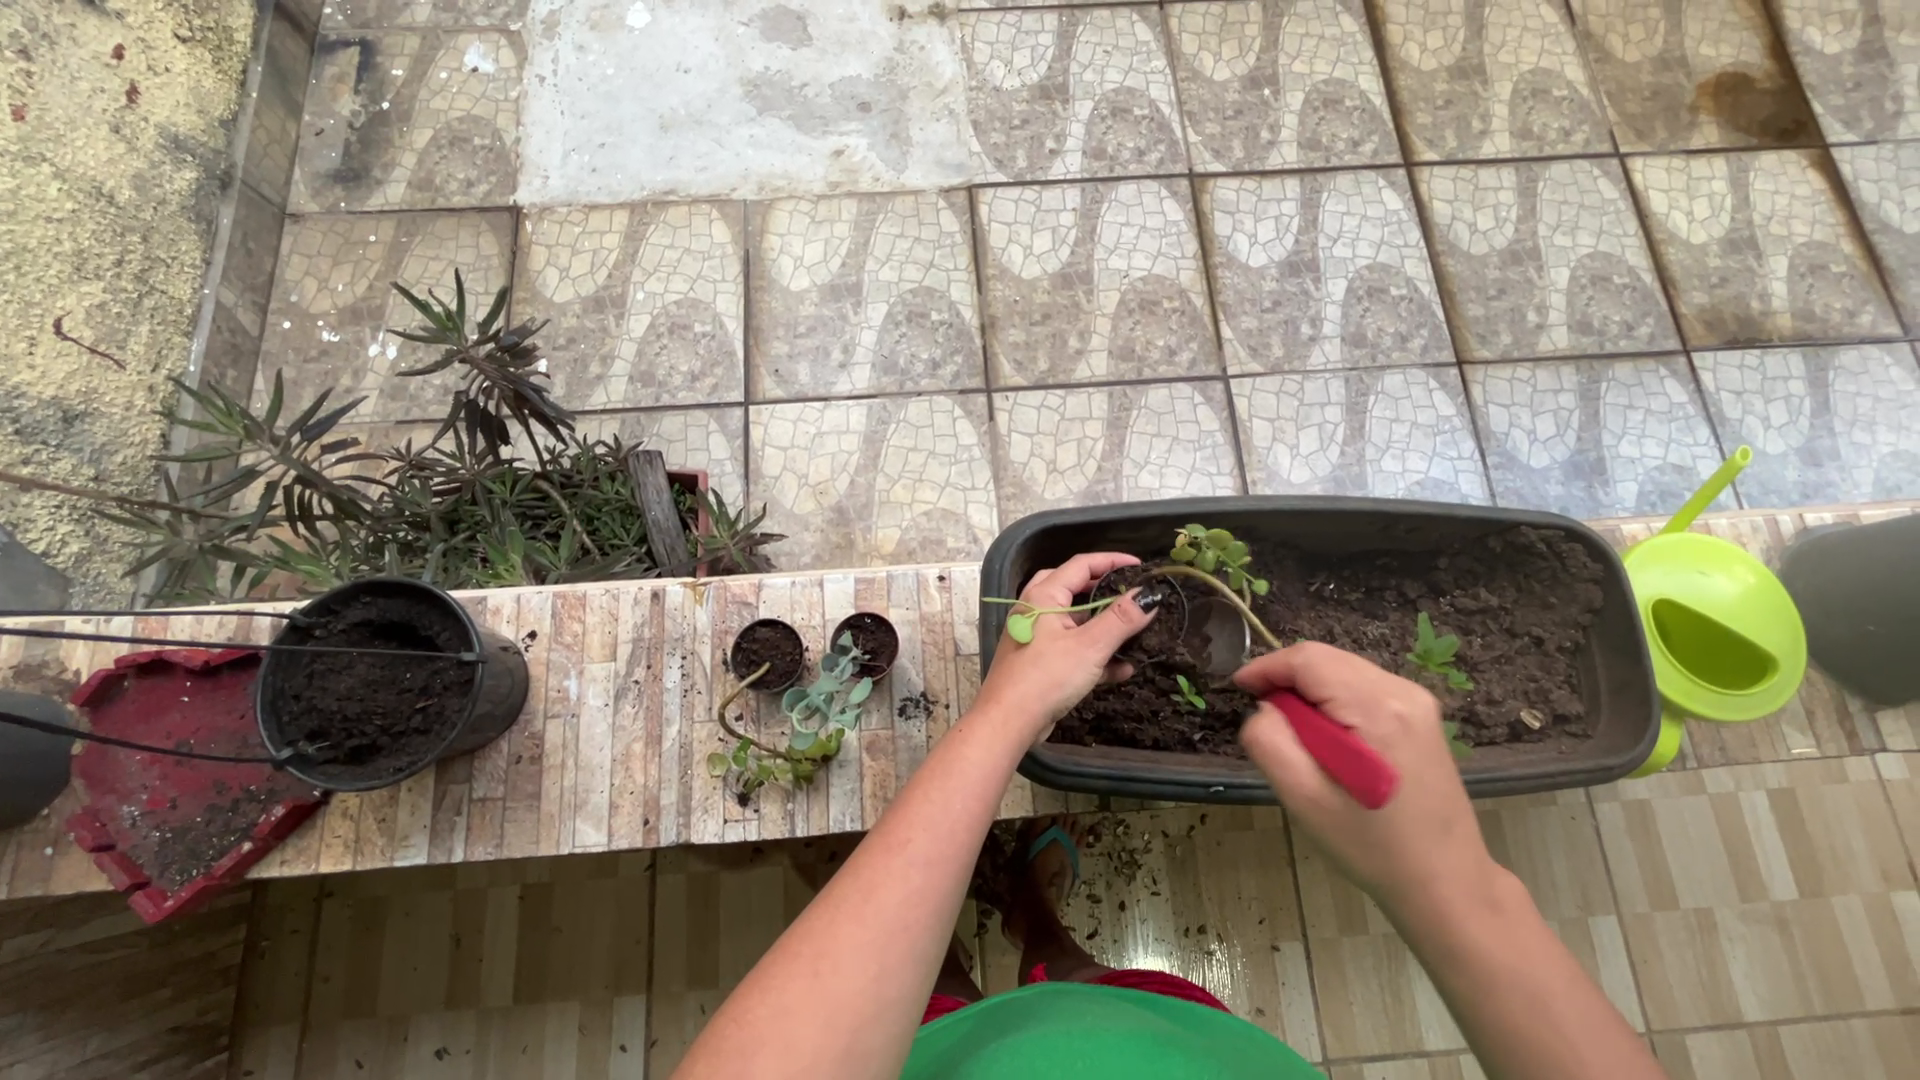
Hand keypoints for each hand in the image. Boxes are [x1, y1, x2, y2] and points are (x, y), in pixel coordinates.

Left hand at [975, 552, 1161, 742]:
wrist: (1009, 722)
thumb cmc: (1046, 677)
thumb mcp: (1090, 646)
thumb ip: (1121, 619)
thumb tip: (1149, 595)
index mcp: (1043, 596)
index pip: (1080, 565)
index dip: (1112, 561)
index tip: (1140, 566)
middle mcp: (1036, 610)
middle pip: (1074, 588)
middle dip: (1104, 591)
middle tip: (1131, 594)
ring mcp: (1036, 637)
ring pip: (1075, 622)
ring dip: (1104, 628)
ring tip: (1134, 633)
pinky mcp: (1040, 663)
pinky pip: (1073, 650)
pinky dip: (1096, 656)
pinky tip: (1122, 669)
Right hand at [1236, 643, 1498, 911]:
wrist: (1445, 882)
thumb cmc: (1370, 845)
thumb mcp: (1304, 798)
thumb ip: (1270, 741)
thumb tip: (1265, 707)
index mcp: (1377, 708)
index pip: (1308, 659)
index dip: (1266, 667)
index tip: (1239, 690)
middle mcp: (1403, 692)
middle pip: (1326, 660)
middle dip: (1287, 681)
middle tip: (1266, 721)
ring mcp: (1418, 703)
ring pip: (1342, 671)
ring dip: (1310, 693)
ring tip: (1298, 739)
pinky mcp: (1421, 717)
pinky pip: (1361, 688)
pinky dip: (1333, 702)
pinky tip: (1330, 743)